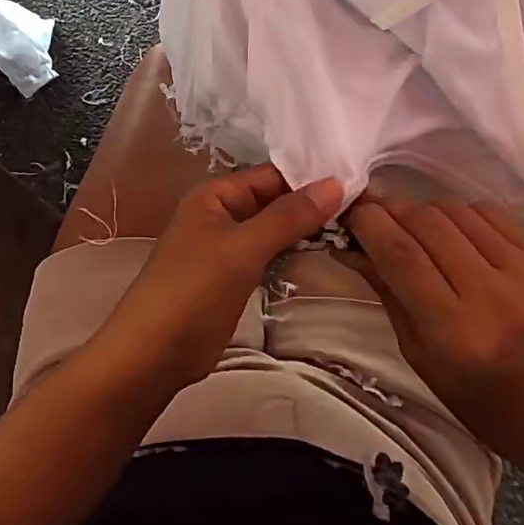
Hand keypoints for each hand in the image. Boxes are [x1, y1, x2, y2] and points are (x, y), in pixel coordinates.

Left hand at [85, 165, 342, 389]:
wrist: (155, 350)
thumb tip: (336, 183)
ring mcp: (226, 246)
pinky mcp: (233, 276)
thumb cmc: (193, 289)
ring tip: (358, 227)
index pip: (270, 175)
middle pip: (273, 200)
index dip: (311, 178)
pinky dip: (292, 252)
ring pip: (273, 229)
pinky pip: (268, 254)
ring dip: (306, 229)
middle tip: (368, 208)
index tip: (360, 183)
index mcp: (213, 195)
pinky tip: (326, 253)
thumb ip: (288, 216)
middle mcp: (219, 213)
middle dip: (313, 204)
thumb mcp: (242, 247)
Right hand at [341, 188, 523, 471]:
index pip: (400, 254)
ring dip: (423, 211)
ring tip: (412, 228)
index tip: (347, 212)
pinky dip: (460, 215)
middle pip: (426, 222)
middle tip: (371, 215)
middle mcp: (495, 296)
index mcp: (456, 331)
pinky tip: (452, 234)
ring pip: (456, 210)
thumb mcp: (417, 352)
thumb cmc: (480, 397)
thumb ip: (385, 290)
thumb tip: (347, 243)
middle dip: (390, 211)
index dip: (367, 223)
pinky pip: (489, 213)